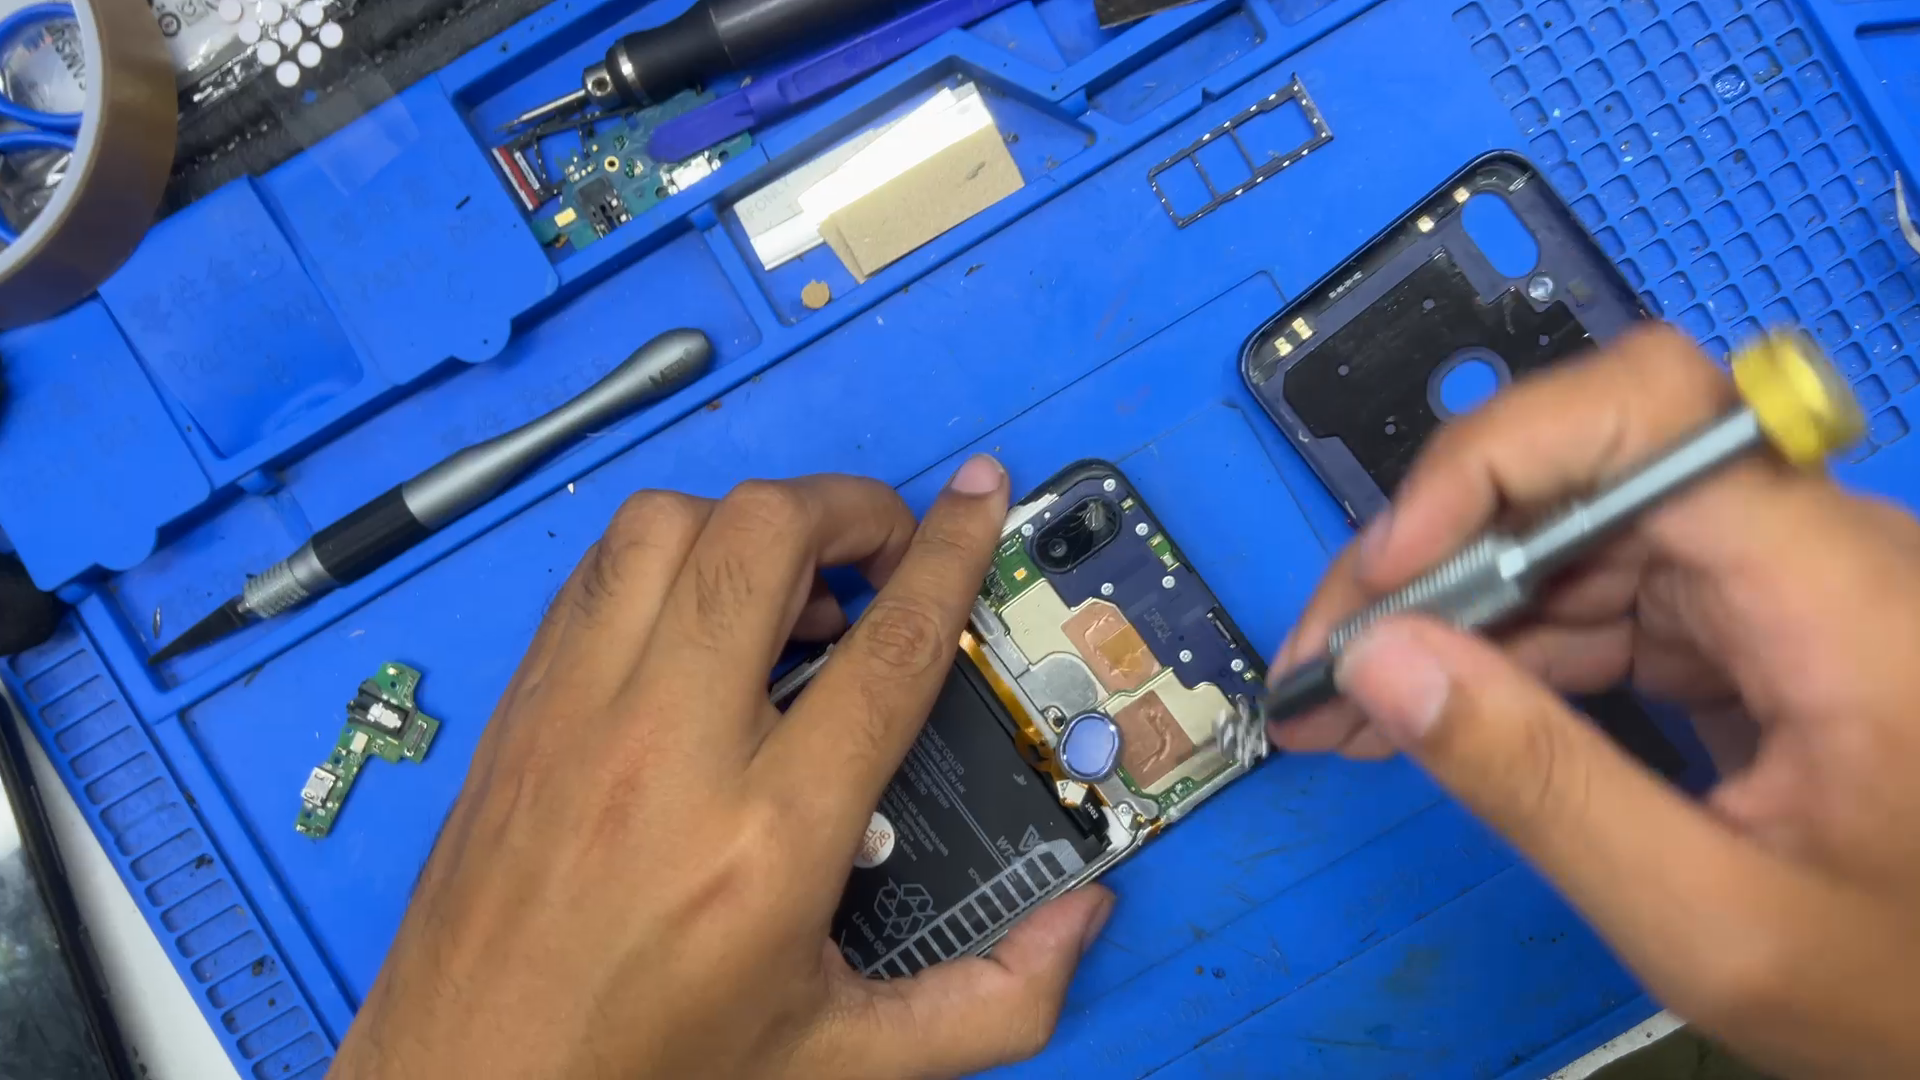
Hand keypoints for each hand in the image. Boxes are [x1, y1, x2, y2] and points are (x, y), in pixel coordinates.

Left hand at [331, 458, 1112, 1079]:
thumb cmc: (661, 1076)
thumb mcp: (846, 1058)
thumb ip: (992, 999)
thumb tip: (1087, 916)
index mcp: (771, 835)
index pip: (887, 651)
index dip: (948, 555)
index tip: (980, 491)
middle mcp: (670, 746)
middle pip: (763, 537)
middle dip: (847, 510)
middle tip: (880, 555)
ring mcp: (578, 710)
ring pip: (668, 524)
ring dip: (749, 524)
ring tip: (788, 586)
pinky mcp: (521, 702)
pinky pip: (601, 566)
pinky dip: (674, 553)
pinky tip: (703, 614)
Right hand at [1272, 325, 1919, 1076]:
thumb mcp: (1721, 927)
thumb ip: (1538, 785)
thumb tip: (1374, 659)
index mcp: (1837, 593)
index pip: (1643, 414)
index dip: (1487, 463)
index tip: (1390, 571)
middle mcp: (1792, 551)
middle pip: (1551, 490)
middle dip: (1409, 575)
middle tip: (1318, 667)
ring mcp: (1751, 584)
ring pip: (1535, 549)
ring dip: (1422, 622)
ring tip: (1335, 707)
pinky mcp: (1720, 623)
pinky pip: (1563, 606)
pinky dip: (1471, 655)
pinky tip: (1408, 709)